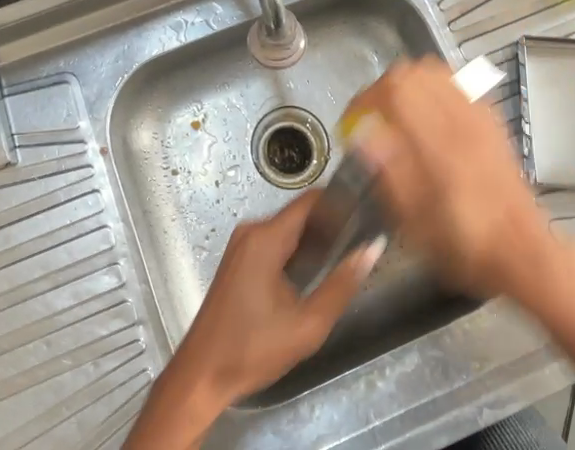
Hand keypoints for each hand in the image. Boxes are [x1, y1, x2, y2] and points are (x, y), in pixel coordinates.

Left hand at [125, 193, 375, 448]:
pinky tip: (316, 275)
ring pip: (290, 230)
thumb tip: (371, 248)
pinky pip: (277, 243)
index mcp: (266, 238)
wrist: (203, 374)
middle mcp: (251, 232)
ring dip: (316, 243)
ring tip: (345, 261)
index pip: (311, 200)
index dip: (341, 203)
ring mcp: (242, 245)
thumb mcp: (308, 323)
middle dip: (331, 227)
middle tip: (361, 246)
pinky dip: (298, 254)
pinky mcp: (240, 259)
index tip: (366, 215)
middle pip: (301, 215)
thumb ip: (342, 283)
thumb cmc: (252, 350)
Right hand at [350, 57, 557, 299]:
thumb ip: (389, 174)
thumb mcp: (416, 222)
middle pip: (415, 72)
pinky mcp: (492, 121)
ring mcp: (480, 117)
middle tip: (372, 116)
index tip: (353, 120)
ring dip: (410, 85)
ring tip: (397, 113)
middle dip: (384, 88)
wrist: (523, 251)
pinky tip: (429, 115)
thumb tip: (362, 135)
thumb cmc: (466, 245)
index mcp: (440, 144)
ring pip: (437, 72)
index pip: (396, 89)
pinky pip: (459, 84)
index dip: (367, 97)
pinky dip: (436, 88)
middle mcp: (461, 121)